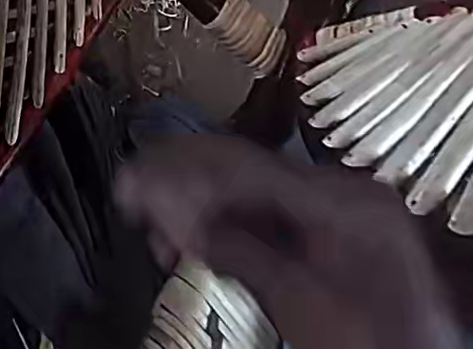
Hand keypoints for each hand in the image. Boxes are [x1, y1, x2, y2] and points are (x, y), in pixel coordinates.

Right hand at [116, 135, 460, 348]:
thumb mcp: (305, 307)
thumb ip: (236, 251)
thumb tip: (168, 215)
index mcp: (344, 198)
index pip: (243, 166)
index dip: (181, 175)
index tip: (135, 186)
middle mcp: (334, 187)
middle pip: (234, 164)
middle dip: (174, 178)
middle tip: (127, 190)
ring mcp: (325, 205)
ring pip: (234, 181)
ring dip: (184, 197)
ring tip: (144, 217)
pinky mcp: (313, 226)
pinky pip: (249, 206)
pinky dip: (209, 218)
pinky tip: (179, 235)